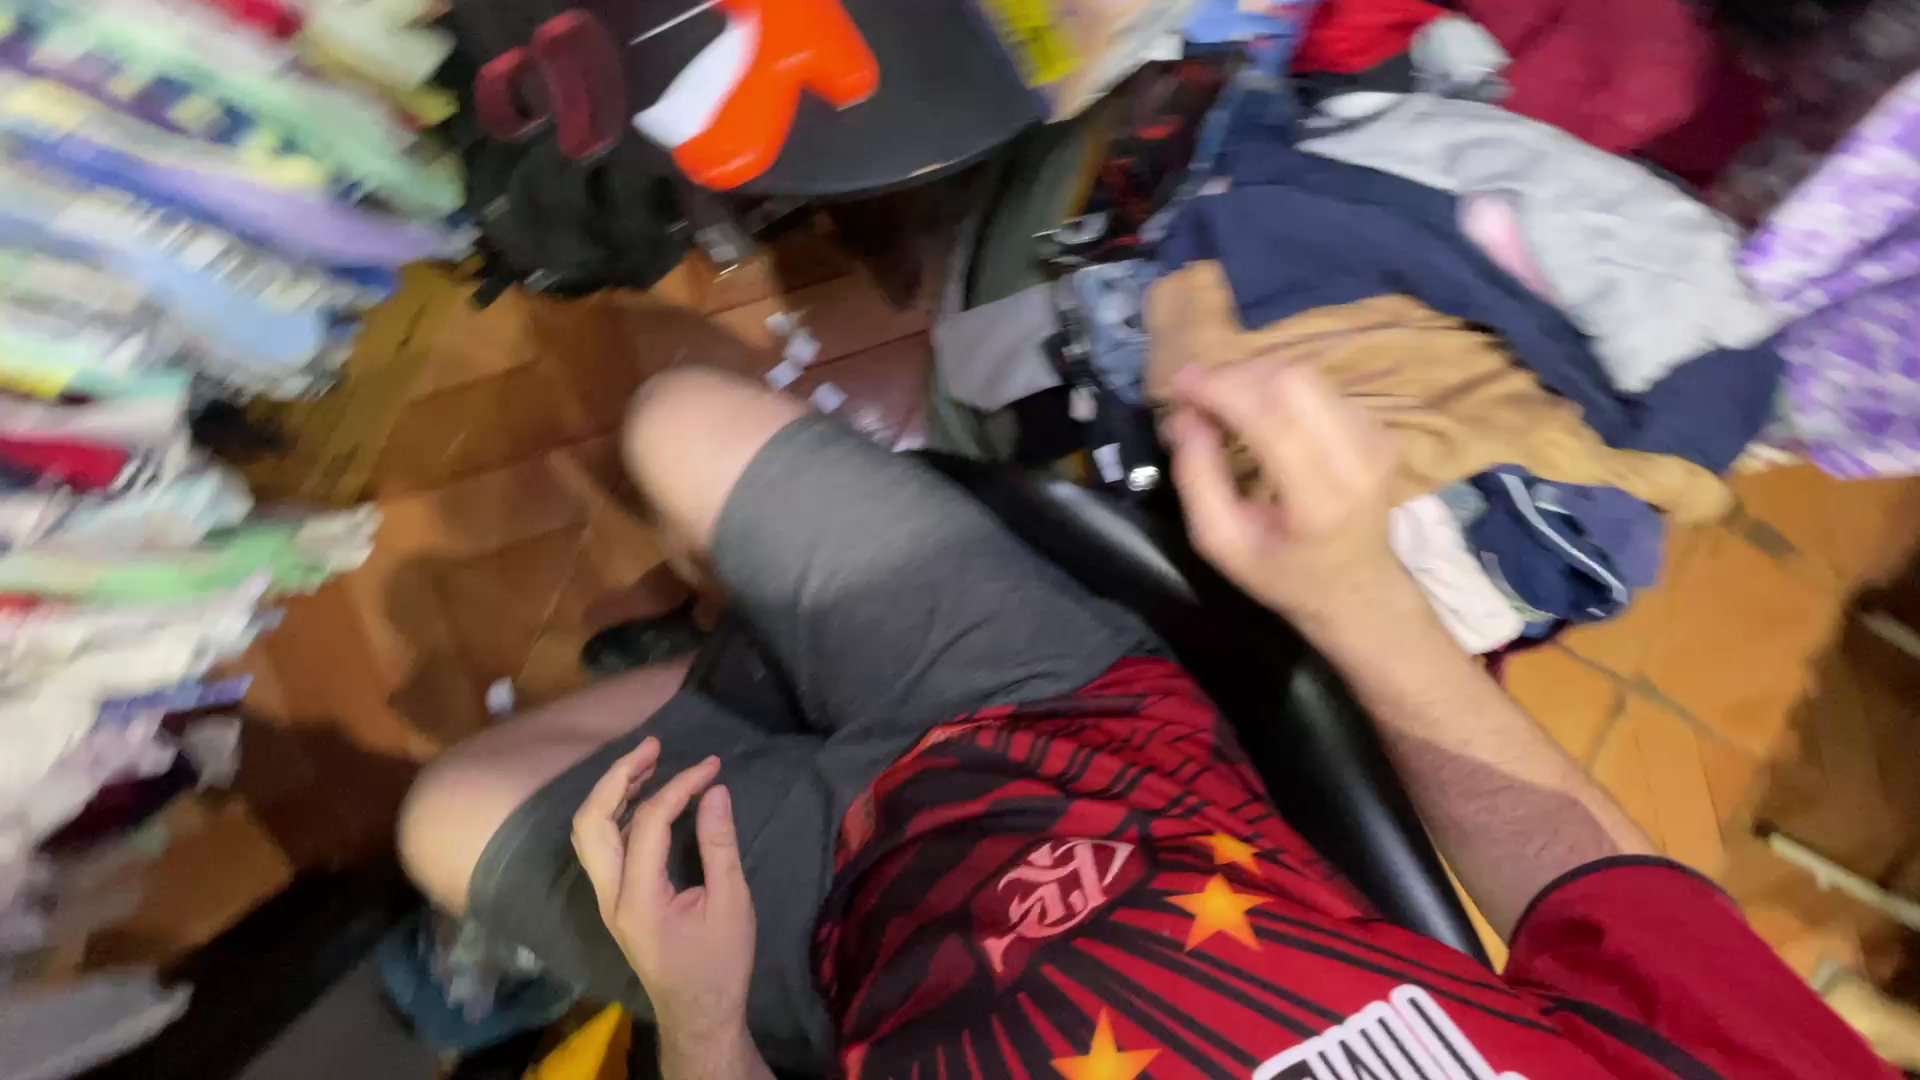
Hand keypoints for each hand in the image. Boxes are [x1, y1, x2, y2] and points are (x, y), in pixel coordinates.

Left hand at [571, 738, 754, 1042]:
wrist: (698, 1014)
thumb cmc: (720, 963)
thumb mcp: (731, 903)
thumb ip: (719, 844)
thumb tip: (714, 789)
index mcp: (639, 899)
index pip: (648, 823)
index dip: (679, 786)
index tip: (712, 766)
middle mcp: (610, 896)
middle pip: (591, 823)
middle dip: (618, 776)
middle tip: (654, 746)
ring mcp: (606, 898)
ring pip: (589, 832)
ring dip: (613, 790)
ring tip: (648, 760)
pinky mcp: (614, 898)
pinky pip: (602, 843)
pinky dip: (617, 809)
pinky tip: (643, 793)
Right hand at [1161, 357, 1411, 638]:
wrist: (1357, 589)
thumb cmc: (1282, 574)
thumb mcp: (1220, 543)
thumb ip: (1197, 479)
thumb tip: (1183, 418)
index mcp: (1319, 497)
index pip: (1270, 415)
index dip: (1219, 389)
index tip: (1177, 386)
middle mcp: (1358, 457)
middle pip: (1291, 380)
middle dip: (1233, 375)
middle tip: (1194, 393)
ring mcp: (1375, 437)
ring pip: (1305, 375)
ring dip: (1251, 377)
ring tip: (1216, 401)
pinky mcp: (1377, 426)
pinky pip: (1316, 387)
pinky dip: (1273, 388)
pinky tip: (1250, 409)